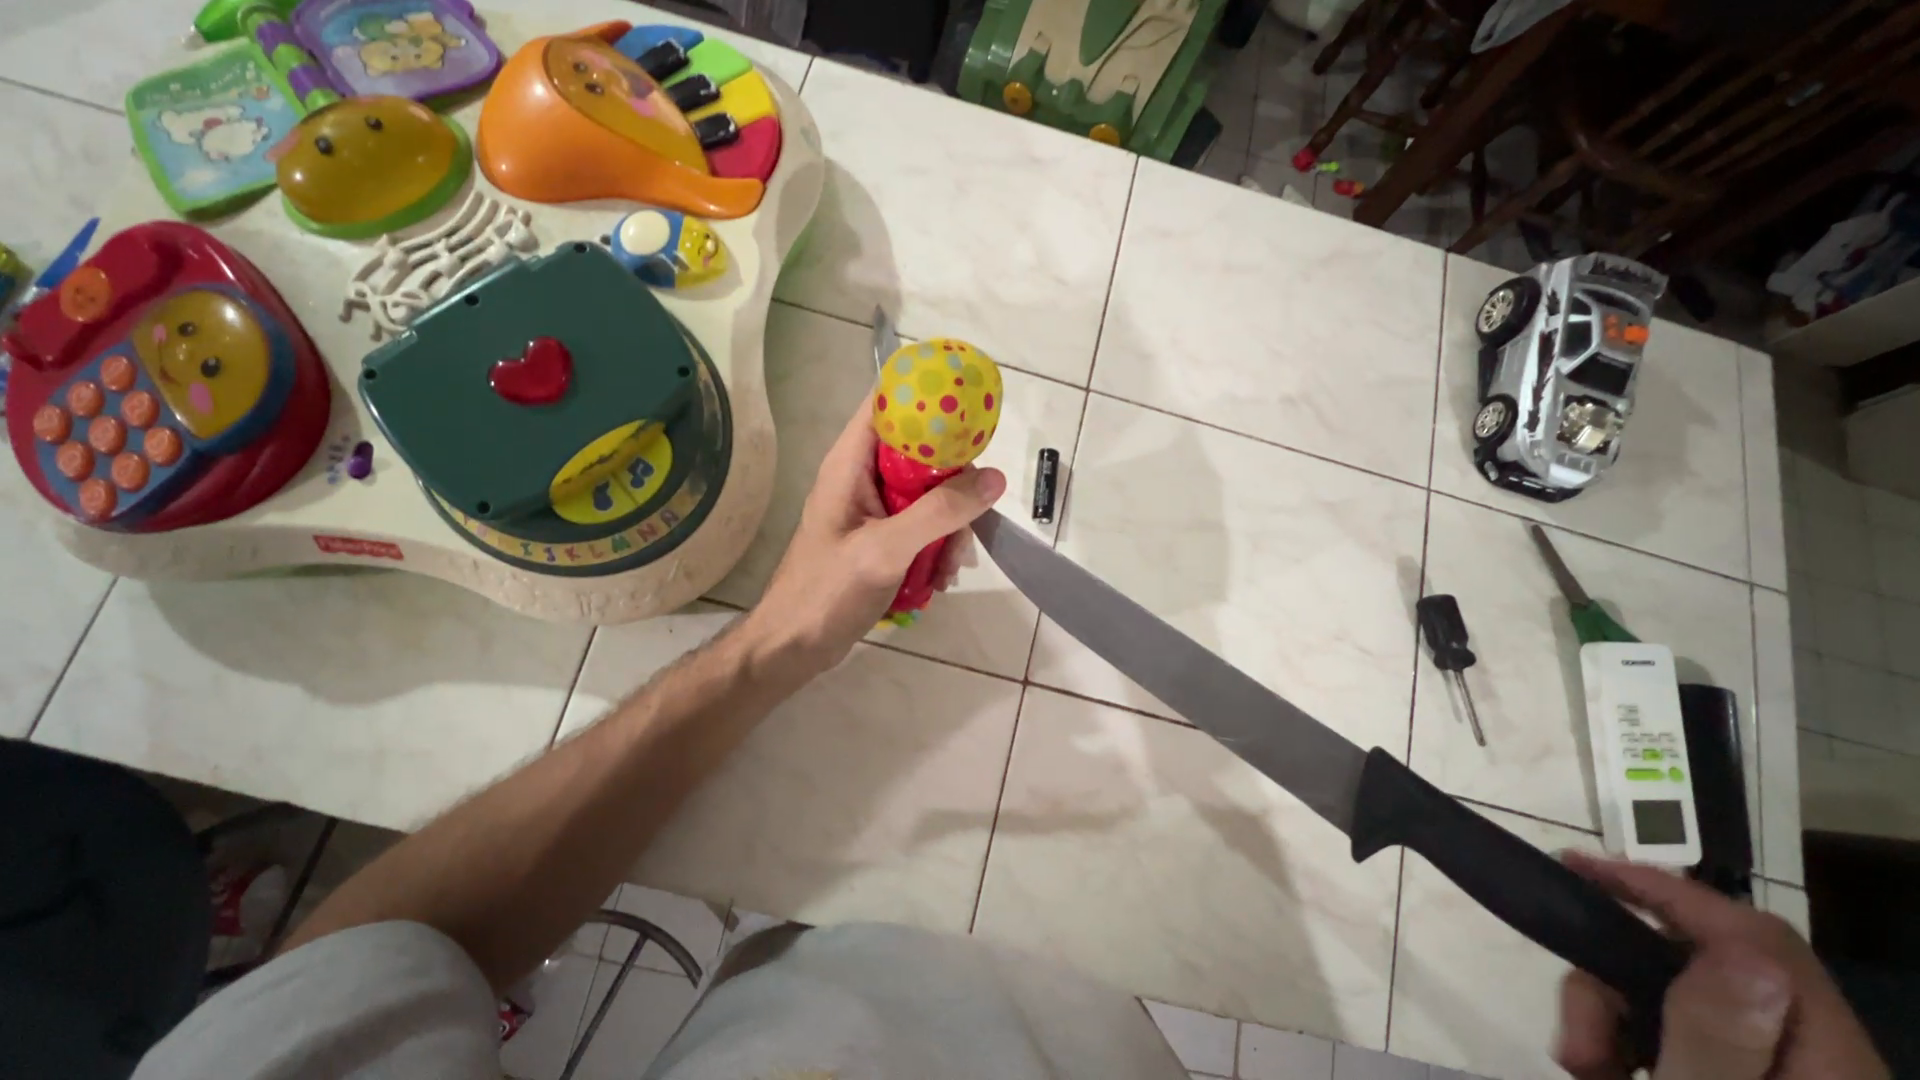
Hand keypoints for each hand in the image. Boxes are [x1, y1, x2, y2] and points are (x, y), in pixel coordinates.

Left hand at [747, 394, 1005, 673]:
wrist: (793, 647)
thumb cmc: (826, 592)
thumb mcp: (886, 550)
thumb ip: (939, 513)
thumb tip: (993, 478)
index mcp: (850, 463)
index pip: (887, 403)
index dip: (927, 395)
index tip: (971, 408)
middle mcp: (862, 477)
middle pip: (921, 452)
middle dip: (953, 485)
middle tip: (968, 520)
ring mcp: (872, 510)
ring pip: (929, 495)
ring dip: (949, 528)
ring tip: (950, 568)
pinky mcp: (881, 539)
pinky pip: (922, 527)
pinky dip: (938, 548)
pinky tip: (940, 579)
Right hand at [1555, 852, 1886, 1079]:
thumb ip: (1716, 1035)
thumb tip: (1738, 951)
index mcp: (1824, 1054)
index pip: (1750, 933)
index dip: (1662, 887)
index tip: (1577, 867)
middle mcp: (1807, 1050)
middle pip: (1694, 965)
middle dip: (1612, 981)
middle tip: (1575, 1033)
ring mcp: (1769, 1064)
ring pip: (1667, 997)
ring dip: (1606, 1016)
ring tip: (1582, 1064)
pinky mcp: (1736, 1073)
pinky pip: (1669, 1030)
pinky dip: (1622, 1039)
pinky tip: (1600, 1069)